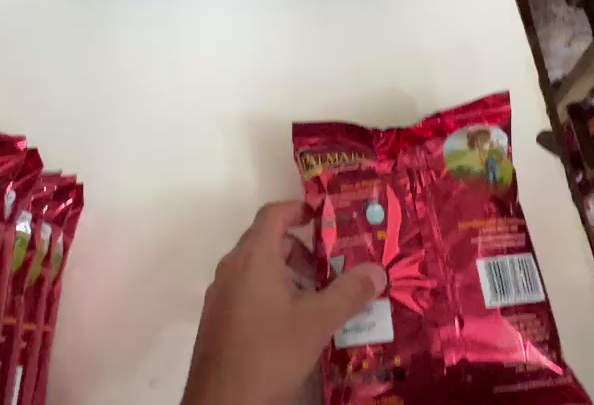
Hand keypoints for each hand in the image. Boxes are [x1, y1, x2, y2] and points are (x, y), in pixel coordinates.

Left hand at [180, 201, 387, 404]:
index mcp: (254, 256)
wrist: (222, 404)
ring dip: (286, 273)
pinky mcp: (216, 318)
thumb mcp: (317, 322)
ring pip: (256, 267)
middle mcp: (232, 266)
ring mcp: (220, 293)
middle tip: (328, 269)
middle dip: (300, 249)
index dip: (298, 208)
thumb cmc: (269, 352)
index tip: (323, 219)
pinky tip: (289, 324)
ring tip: (314, 300)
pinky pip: (245, 289)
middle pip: (267, 239)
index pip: (274, 212)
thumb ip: (348, 293)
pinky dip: (268, 292)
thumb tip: (377, 270)